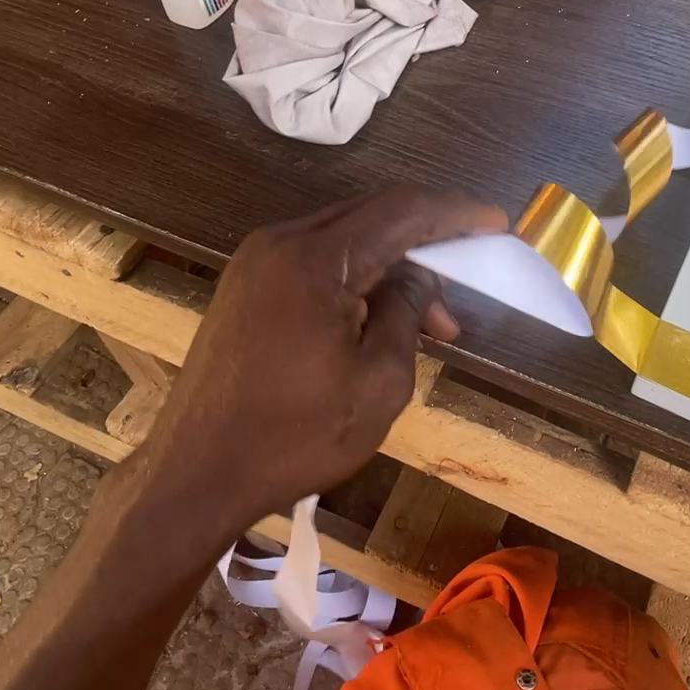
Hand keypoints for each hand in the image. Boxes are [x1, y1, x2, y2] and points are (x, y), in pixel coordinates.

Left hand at [143, 187, 505, 523]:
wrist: (192, 479)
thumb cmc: (293, 439)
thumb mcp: (378, 383)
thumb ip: (408, 313)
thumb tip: (422, 278)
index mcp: (313, 259)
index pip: (402, 210)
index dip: (456, 212)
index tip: (497, 223)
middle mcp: (280, 242)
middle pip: (373, 215)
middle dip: (429, 242)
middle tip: (467, 285)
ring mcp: (256, 261)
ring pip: (346, 238)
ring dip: (394, 266)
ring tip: (433, 323)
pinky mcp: (246, 285)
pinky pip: (317, 260)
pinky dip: (358, 278)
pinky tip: (380, 318)